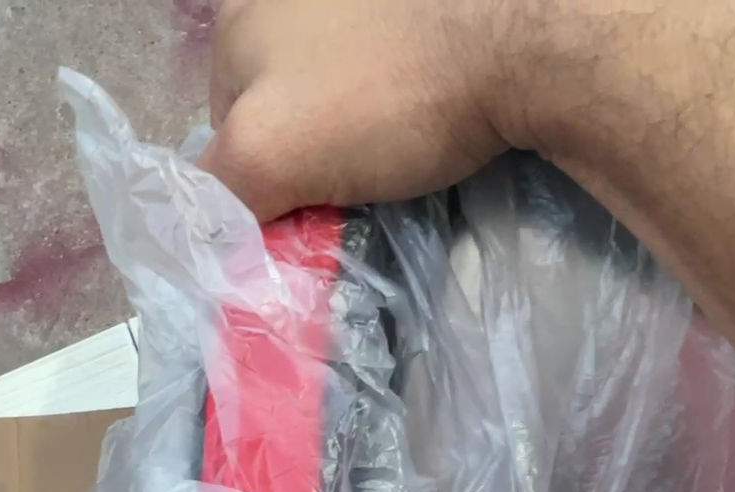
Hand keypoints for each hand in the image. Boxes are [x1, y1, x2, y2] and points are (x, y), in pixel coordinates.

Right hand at [197, 0, 734, 220]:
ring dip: (347, 124)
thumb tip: (200, 226)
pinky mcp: (411, 9)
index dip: (258, 183)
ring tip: (396, 140)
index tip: (306, 206)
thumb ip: (218, 191)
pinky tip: (421, 105)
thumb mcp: (273, 154)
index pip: (220, 131)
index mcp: (237, 20)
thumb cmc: (390, 96)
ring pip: (324, 83)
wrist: (534, 29)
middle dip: (303, 149)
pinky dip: (389, 94)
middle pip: (272, 103)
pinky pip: (375, 60)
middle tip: (352, 179)